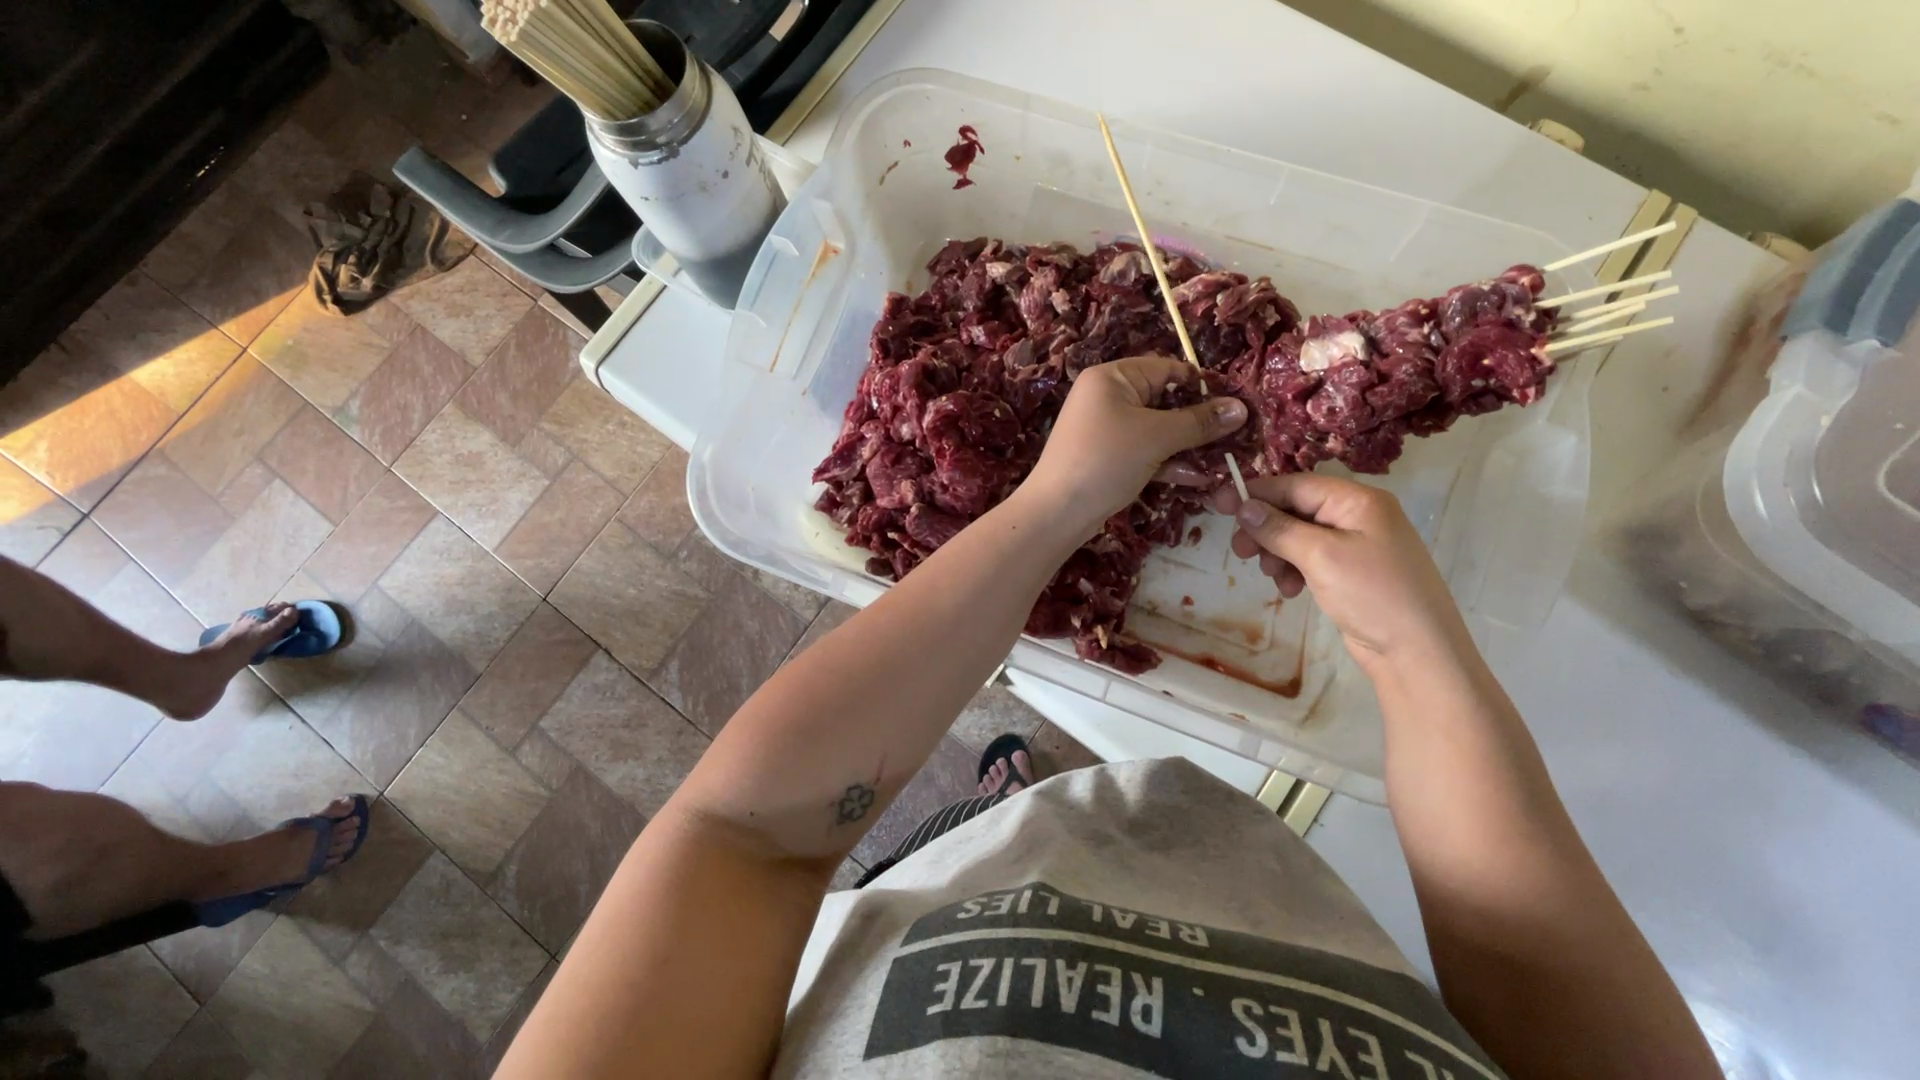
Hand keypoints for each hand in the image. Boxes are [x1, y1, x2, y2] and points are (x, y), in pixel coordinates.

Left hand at [1025, 355, 1246, 522]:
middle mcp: (1106, 397)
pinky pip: (1146, 453)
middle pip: (1164, 401)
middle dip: (1199, 420)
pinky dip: (1169, 463)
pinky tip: (1200, 479)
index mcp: (1112, 378)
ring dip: (1189, 445)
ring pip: (1157, 430)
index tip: (1236, 403)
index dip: (1202, 385)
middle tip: (1237, 434)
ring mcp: (1106, 430)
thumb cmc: (1106, 460)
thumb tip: (1241, 408)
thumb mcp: (1157, 437)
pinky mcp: (1108, 459)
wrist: (1057, 512)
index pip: (1167, 369)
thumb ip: (1199, 422)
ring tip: (1226, 458)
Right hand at [1212, 474, 1473, 674]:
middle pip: (1295, 510)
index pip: (1295, 485)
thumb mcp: (1320, 556)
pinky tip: (1291, 590)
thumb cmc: (1372, 595)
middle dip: (1265, 529)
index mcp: (1357, 500)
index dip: (1255, 494)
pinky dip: (1294, 570)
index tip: (1218, 505)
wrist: (1417, 652)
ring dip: (1277, 553)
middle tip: (1239, 553)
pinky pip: (1311, 559)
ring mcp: (1357, 545)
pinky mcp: (1352, 572)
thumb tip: (1243, 506)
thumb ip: (1278, 528)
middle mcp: (1358, 516)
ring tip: (1273, 578)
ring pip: (1298, 537)